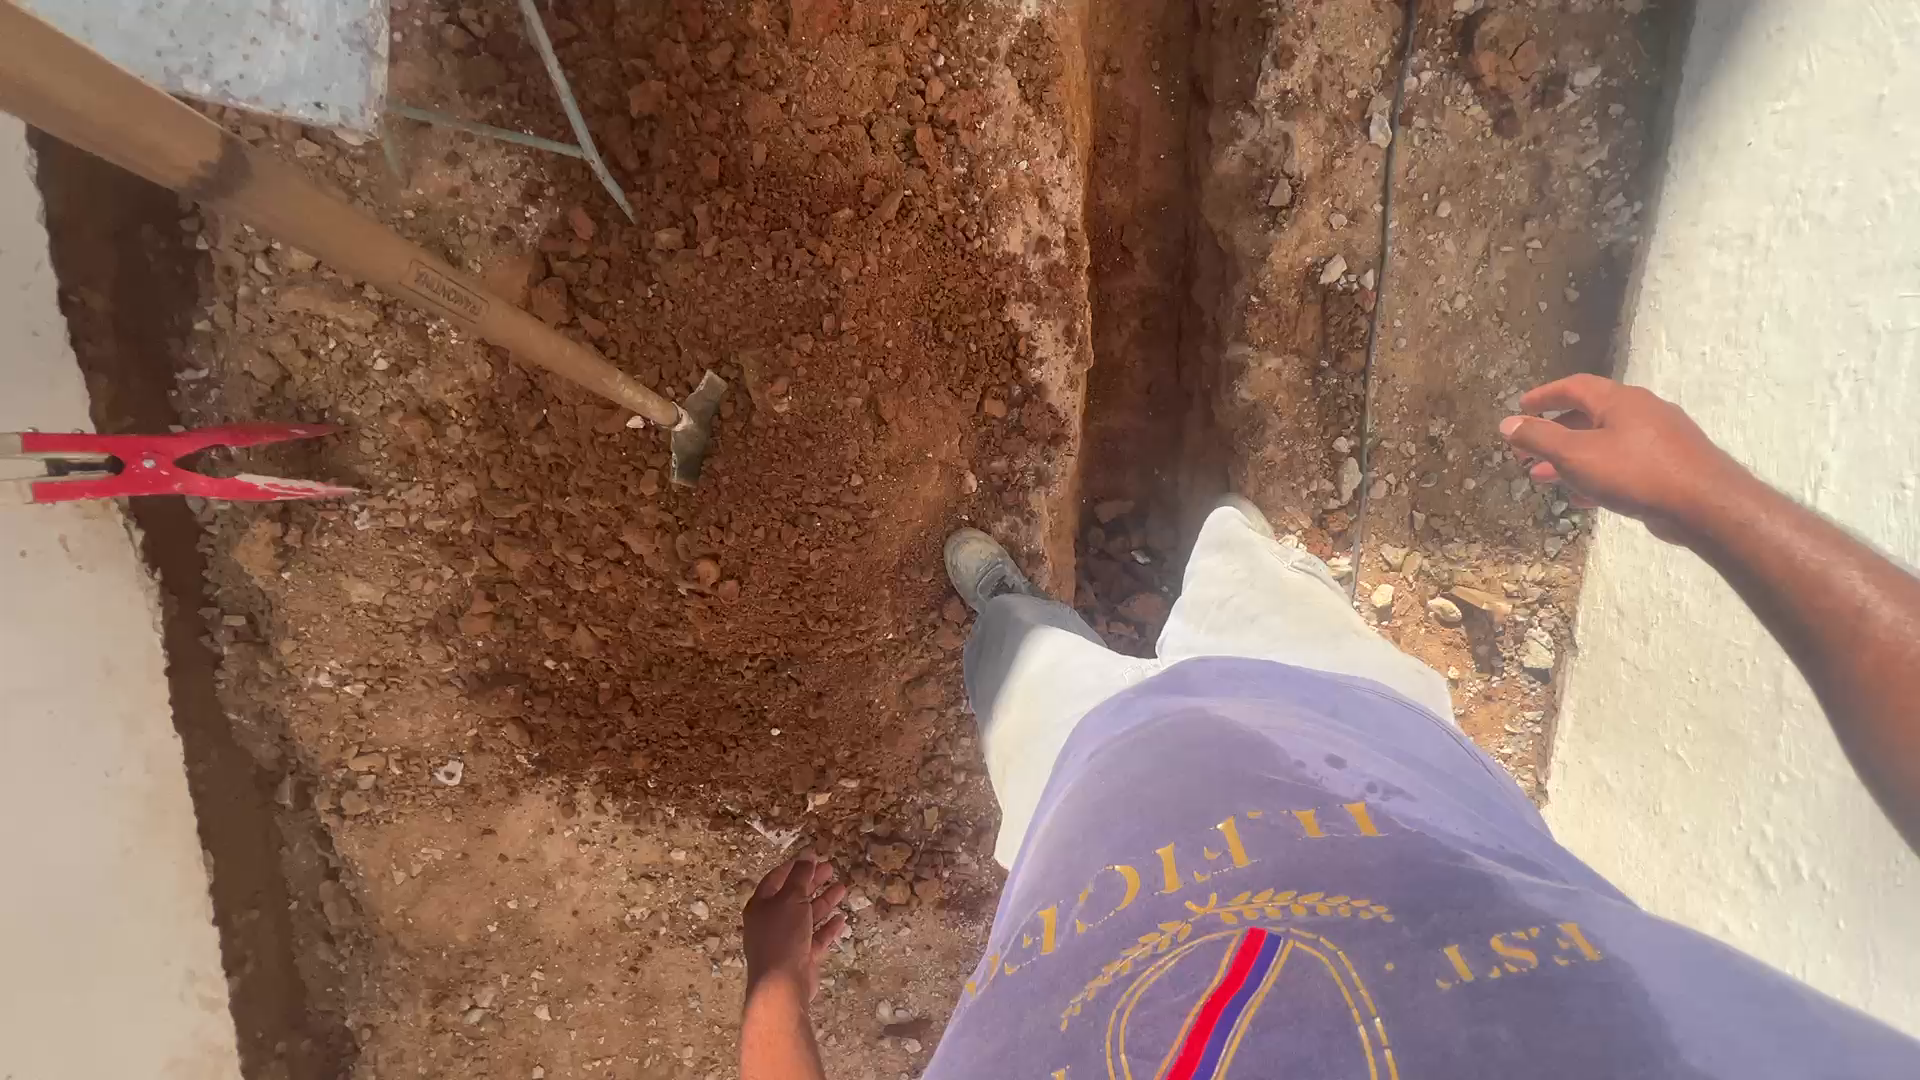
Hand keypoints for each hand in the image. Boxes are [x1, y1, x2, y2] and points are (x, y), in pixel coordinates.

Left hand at [743, 855, 848, 1003]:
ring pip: (807, 915)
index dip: (794, 866)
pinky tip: (841, 918)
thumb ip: (801, 875)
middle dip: (812, 882)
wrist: (782, 985)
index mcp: (761, 905)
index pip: (776, 878)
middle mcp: (771, 921)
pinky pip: (816, 937)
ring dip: (824, 901)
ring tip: (842, 888)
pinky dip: (828, 927)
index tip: (812, 856)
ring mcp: (786, 940)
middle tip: (831, 868)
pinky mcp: (801, 957)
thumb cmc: (782, 935)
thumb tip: (807, 854)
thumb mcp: (791, 898)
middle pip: (794, 896)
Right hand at [1499, 375, 1749, 545]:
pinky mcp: (1668, 465)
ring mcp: (1658, 439)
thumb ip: (1538, 438)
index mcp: (1620, 402)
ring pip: (1602, 442)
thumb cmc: (1634, 472)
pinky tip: (1581, 494)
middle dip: (1552, 433)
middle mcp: (1642, 413)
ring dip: (1569, 457)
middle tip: (1526, 450)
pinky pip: (1621, 462)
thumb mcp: (1574, 454)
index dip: (1544, 395)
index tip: (1520, 408)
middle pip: (1587, 416)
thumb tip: (1508, 423)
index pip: (1575, 387)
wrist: (1706, 506)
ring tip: (1543, 477)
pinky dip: (1594, 472)